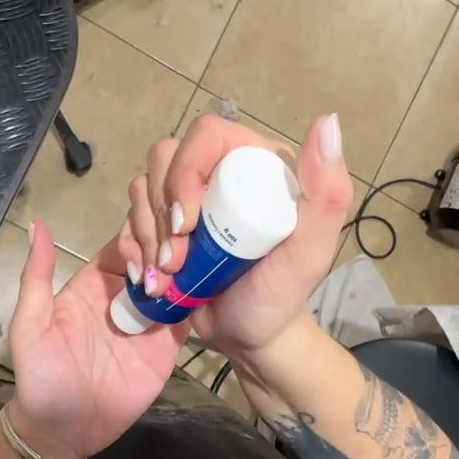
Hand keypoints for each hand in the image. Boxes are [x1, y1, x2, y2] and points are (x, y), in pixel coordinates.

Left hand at [8, 220, 186, 458]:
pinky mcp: (167, 349)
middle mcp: (124, 297)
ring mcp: (149, 323)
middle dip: (167, 250)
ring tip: (196, 267)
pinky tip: (210, 288)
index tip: (145, 249)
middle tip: (175, 259)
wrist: (62, 433)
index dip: (136, 236)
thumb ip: (36, 277)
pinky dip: (199, 300)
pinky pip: (187, 317)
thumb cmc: (41, 379)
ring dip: (187, 270)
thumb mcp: (29, 327)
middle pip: (154, 258)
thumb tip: (38, 225)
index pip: (122, 244)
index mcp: (92, 284)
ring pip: (176, 282)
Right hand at [100, 113, 352, 357]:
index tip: (187, 224)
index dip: (185, 173)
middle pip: (164, 158)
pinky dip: (132, 251)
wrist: (250, 337)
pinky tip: (149, 280)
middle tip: (176, 261)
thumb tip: (327, 122)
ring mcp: (186, 201)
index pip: (206, 136)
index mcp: (252, 163)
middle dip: (161, 213)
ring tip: (166, 278)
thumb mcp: (311, 251)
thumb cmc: (282, 295)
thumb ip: (328, 193)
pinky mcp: (163, 228)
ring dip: (146, 237)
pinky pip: (130, 220)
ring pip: (142, 188)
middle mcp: (216, 173)